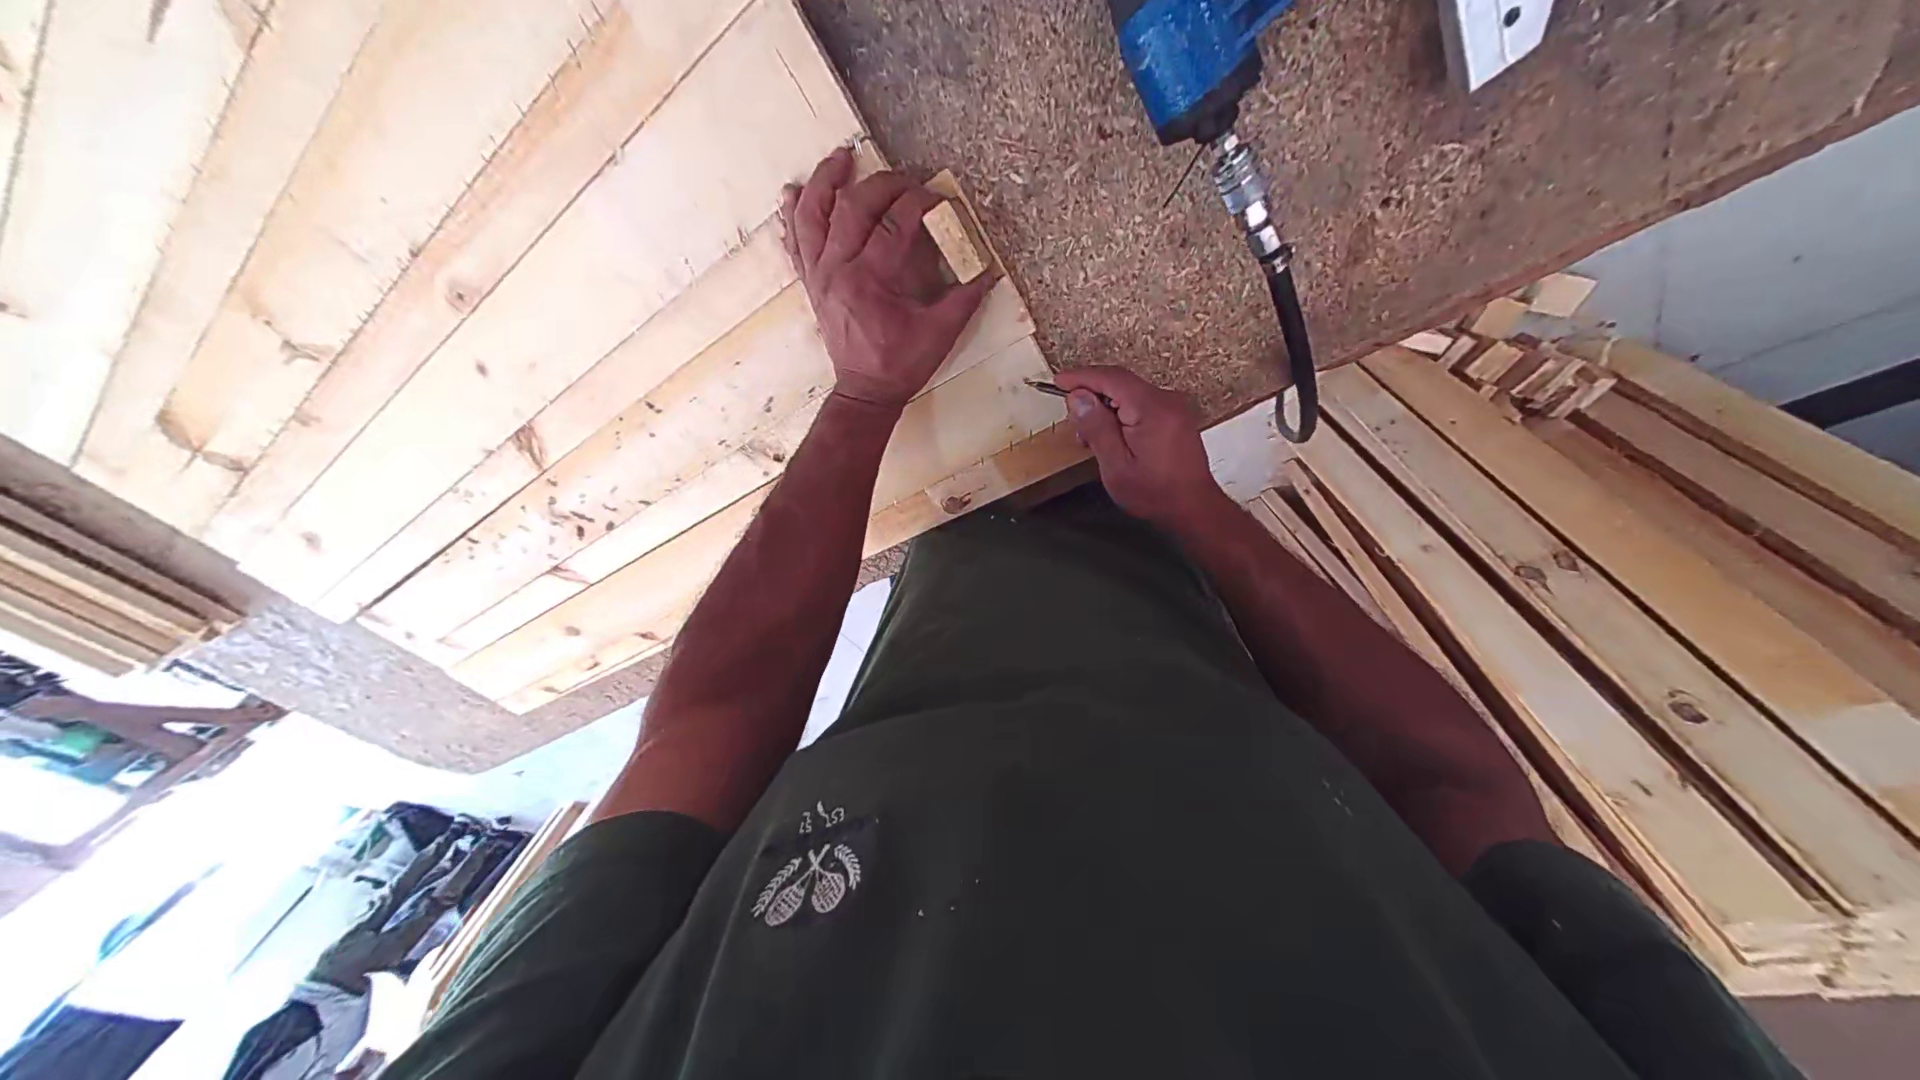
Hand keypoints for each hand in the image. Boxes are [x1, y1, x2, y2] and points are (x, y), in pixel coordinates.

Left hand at [782, 146, 993, 410]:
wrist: (865, 391)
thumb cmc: (901, 364)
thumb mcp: (940, 333)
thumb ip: (964, 299)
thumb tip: (988, 271)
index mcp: (871, 280)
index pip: (895, 224)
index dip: (919, 203)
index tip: (936, 198)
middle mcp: (838, 270)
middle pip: (853, 207)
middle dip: (881, 184)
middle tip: (904, 177)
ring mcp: (819, 275)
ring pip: (813, 215)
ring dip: (825, 181)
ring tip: (841, 157)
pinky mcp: (811, 284)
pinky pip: (795, 243)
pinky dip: (793, 216)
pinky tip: (794, 192)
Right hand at [1055, 366, 1230, 530]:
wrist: (1193, 508)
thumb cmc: (1155, 493)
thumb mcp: (1115, 465)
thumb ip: (1096, 427)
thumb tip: (1078, 397)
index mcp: (1152, 408)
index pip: (1111, 378)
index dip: (1081, 377)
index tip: (1059, 382)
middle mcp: (1166, 400)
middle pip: (1120, 383)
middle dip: (1092, 396)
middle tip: (1074, 423)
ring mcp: (1173, 407)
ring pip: (1129, 393)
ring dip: (1105, 408)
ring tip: (1091, 438)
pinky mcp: (1174, 416)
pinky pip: (1140, 403)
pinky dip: (1120, 413)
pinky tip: (1111, 437)